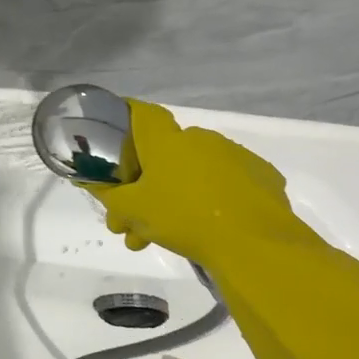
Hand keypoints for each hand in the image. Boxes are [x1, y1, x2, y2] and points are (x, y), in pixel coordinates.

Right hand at [84, 100, 317, 265]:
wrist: (256, 246)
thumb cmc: (183, 218)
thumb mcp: (130, 210)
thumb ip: (107, 195)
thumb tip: (96, 184)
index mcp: (166, 140)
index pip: (140, 112)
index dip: (123, 116)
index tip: (112, 132)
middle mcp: (200, 139)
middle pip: (163, 153)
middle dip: (143, 184)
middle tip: (131, 217)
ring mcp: (236, 156)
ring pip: (192, 172)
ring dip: (173, 196)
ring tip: (160, 236)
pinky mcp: (263, 178)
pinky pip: (225, 183)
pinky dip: (210, 199)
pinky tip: (205, 228)